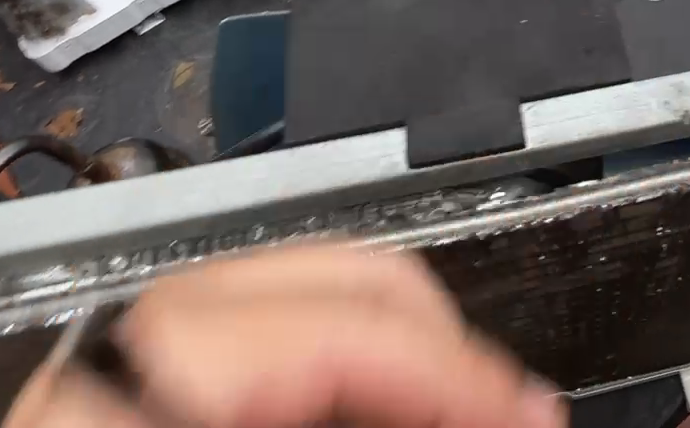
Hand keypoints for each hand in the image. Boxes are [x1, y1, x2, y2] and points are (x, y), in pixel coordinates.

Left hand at [3, 241, 565, 427]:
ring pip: (334, 285)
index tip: (532, 414)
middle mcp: (156, 323)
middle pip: (359, 275)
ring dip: (408, 348)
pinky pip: (292, 318)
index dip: (463, 373)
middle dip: (447, 345)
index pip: (358, 326)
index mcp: (161, 362)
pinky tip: (387, 404)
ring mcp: (157, 324)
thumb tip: (499, 413)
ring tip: (453, 408)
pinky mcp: (161, 346)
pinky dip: (354, 356)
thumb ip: (382, 420)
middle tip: (502, 409)